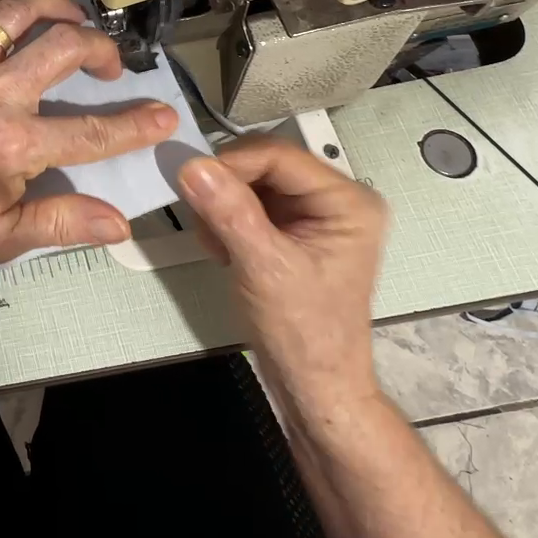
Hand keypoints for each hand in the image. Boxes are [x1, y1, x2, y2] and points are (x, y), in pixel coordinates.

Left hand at [0, 0, 179, 296]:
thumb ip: (60, 224)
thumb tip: (119, 222)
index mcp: (12, 147)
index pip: (91, 131)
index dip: (136, 124)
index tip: (165, 114)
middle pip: (62, 48)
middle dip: (100, 49)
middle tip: (110, 65)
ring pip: (16, 13)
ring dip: (55, 7)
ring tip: (75, 20)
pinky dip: (2, 2)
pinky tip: (19, 12)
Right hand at [176, 137, 388, 409]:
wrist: (312, 382)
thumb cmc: (304, 332)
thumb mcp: (264, 268)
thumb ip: (231, 213)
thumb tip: (192, 167)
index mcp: (347, 201)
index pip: (278, 155)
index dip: (231, 163)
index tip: (191, 183)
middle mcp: (332, 198)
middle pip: (262, 163)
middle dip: (225, 187)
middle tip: (205, 222)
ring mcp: (310, 213)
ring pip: (248, 180)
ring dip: (221, 205)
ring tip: (218, 244)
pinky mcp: (288, 227)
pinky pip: (245, 200)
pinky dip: (224, 217)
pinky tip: (223, 248)